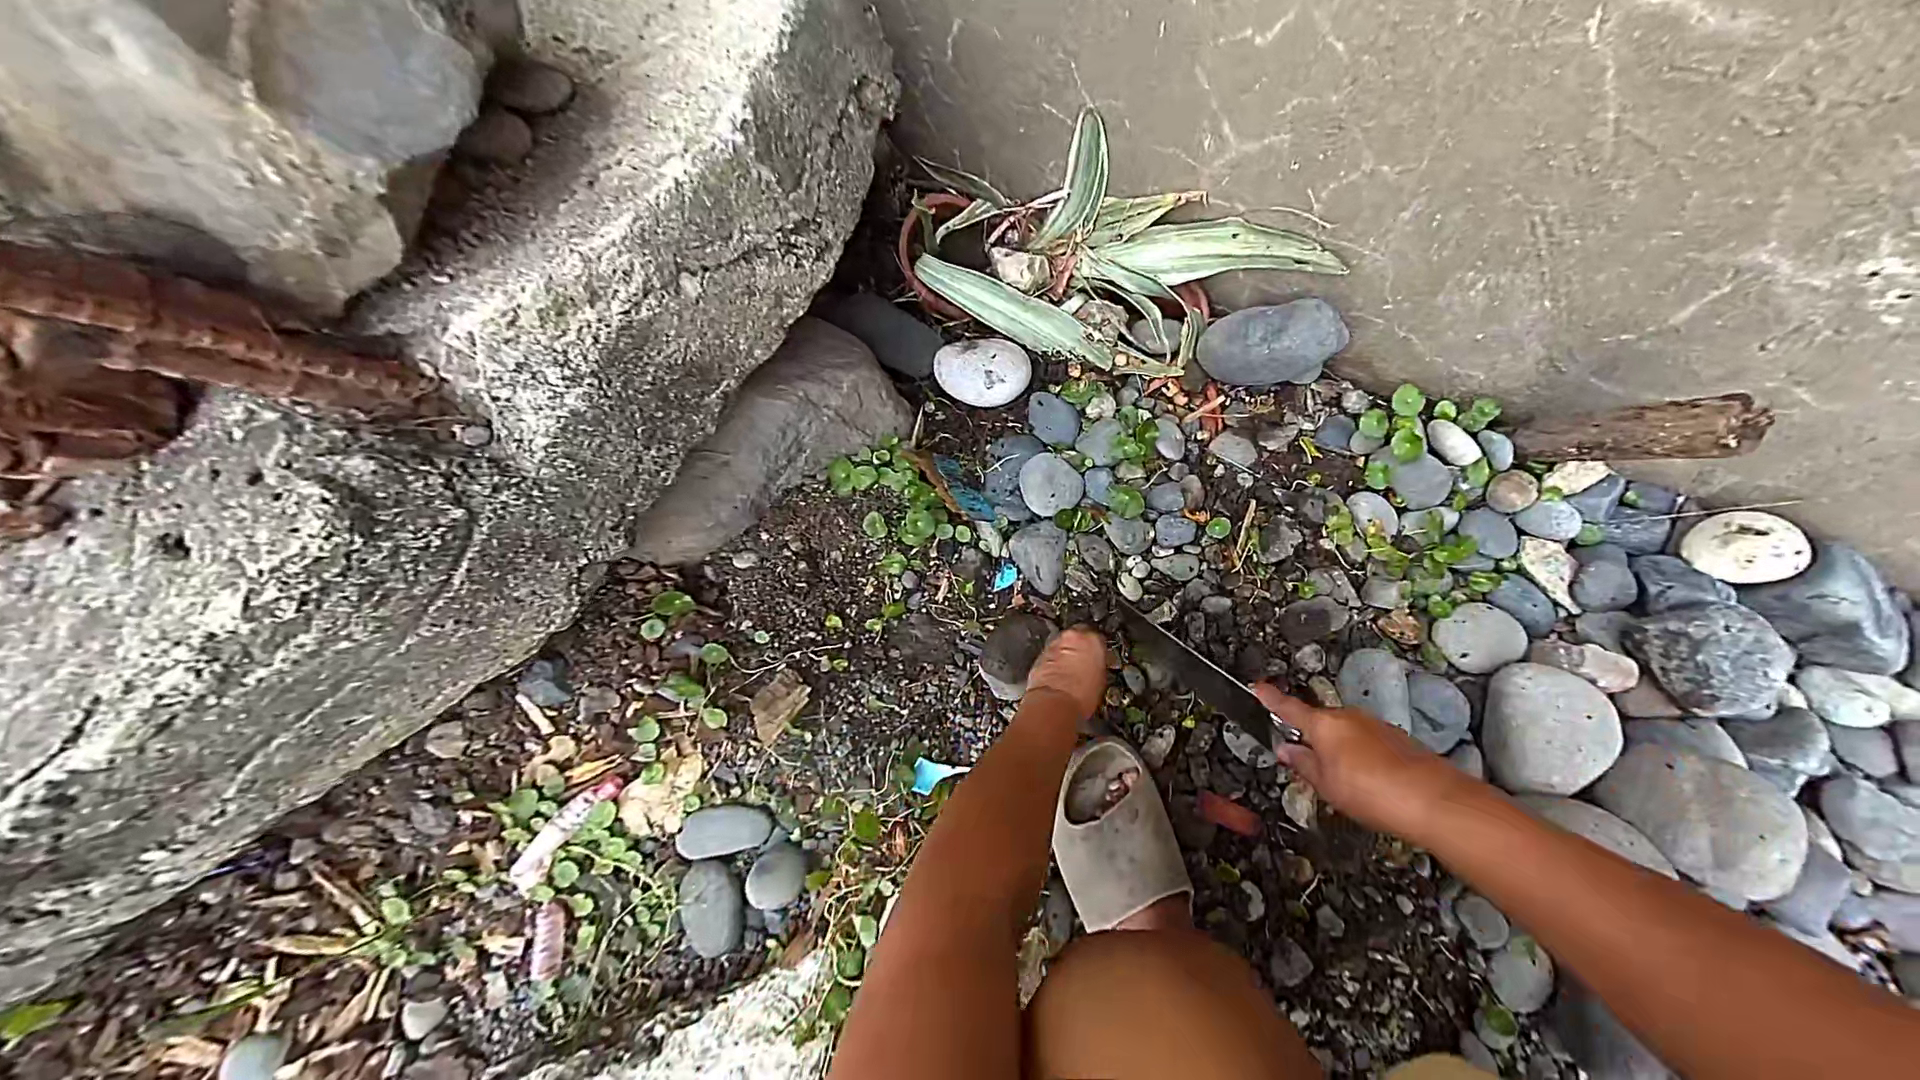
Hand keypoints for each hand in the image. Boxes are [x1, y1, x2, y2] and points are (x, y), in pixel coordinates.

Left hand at [1023, 626, 1108, 720]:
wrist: (1054, 704)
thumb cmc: (1079, 695)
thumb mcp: (1101, 679)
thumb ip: (1098, 664)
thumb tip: (1096, 667)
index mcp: (1091, 640)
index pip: (1097, 636)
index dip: (1097, 647)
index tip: (1097, 655)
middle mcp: (1070, 638)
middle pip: (1076, 637)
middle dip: (1079, 648)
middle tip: (1084, 663)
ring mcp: (1052, 646)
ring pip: (1061, 646)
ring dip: (1065, 656)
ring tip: (1070, 673)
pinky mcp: (1038, 657)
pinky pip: (1049, 657)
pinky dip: (1053, 664)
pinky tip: (1058, 677)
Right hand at [1252, 683, 1486, 840]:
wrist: (1437, 802)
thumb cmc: (1374, 793)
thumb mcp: (1325, 785)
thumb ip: (1302, 763)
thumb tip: (1287, 750)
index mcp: (1323, 724)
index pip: (1288, 707)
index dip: (1271, 698)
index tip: (1259, 688)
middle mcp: (1349, 717)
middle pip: (1319, 722)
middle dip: (1311, 739)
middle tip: (1308, 765)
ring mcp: (1375, 725)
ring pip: (1345, 733)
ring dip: (1339, 750)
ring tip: (1343, 782)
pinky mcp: (1397, 738)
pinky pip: (1368, 741)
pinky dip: (1361, 755)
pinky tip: (1369, 782)